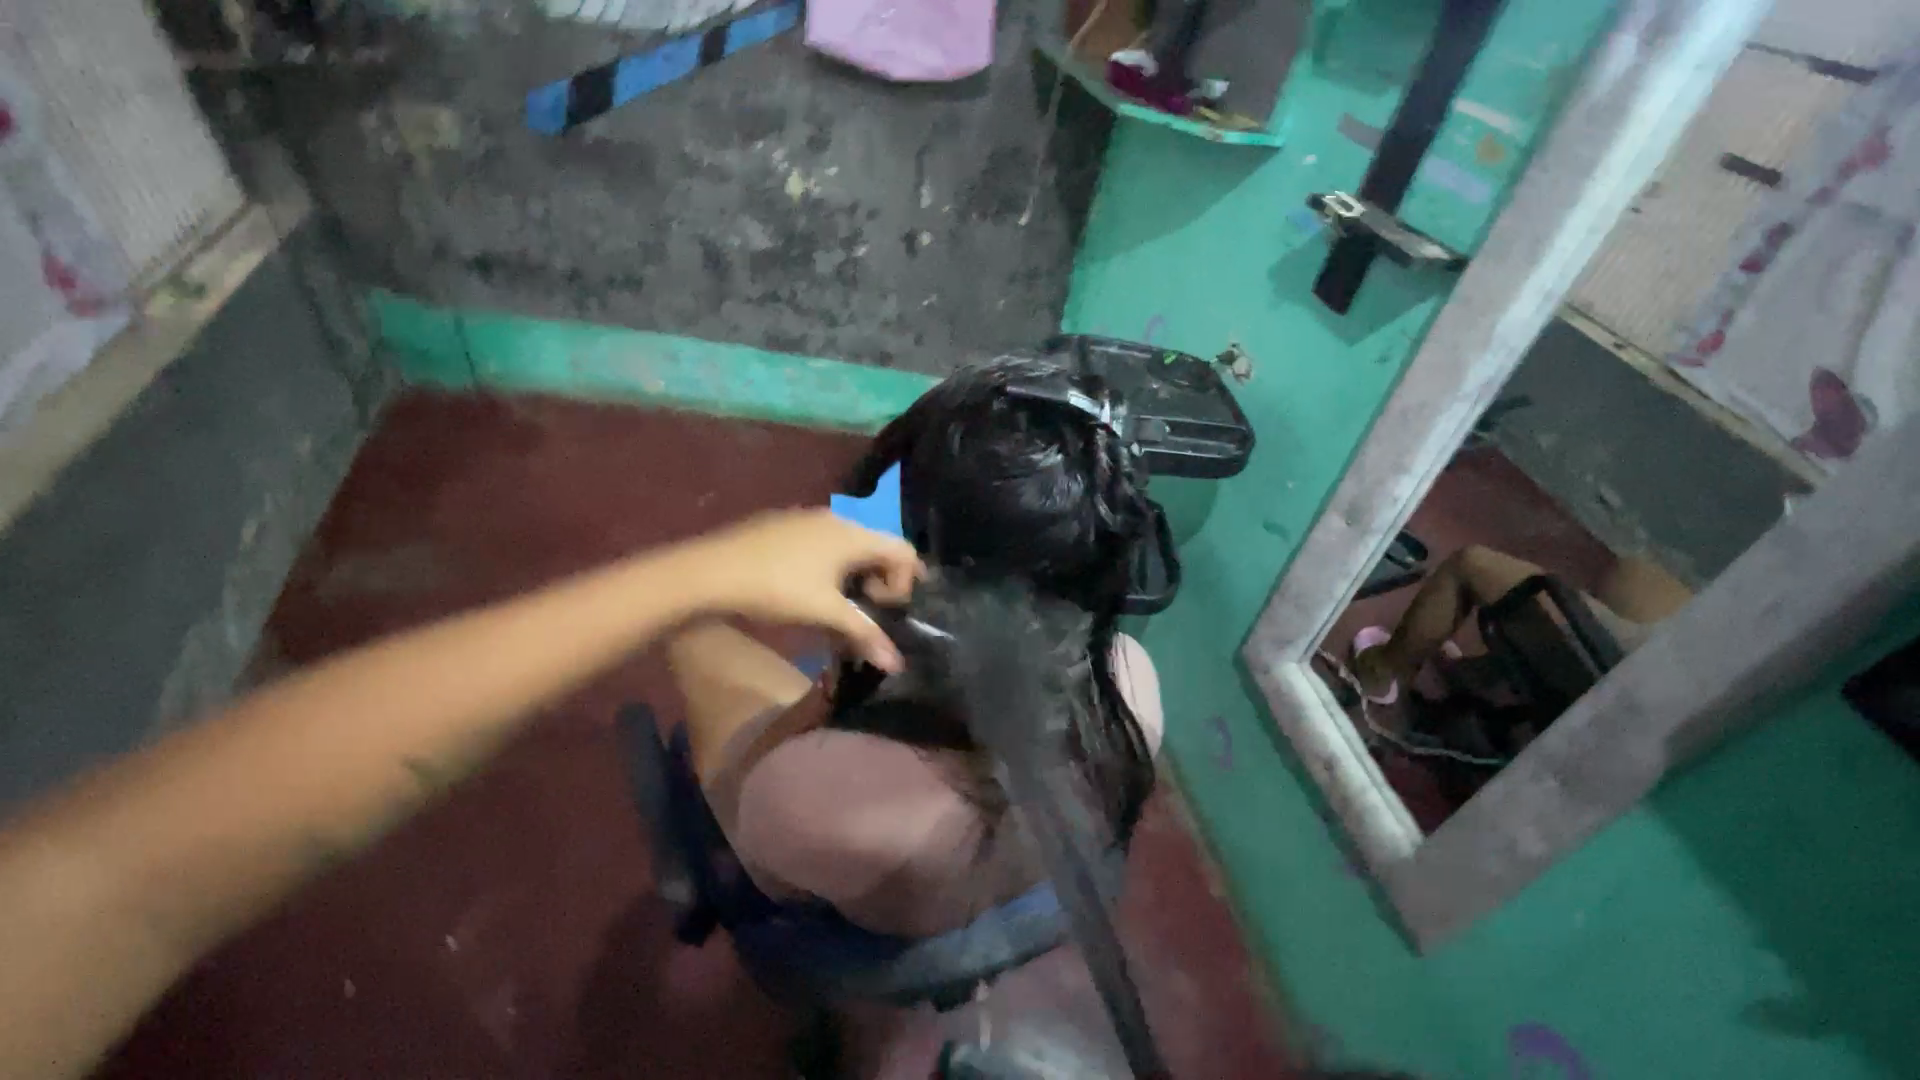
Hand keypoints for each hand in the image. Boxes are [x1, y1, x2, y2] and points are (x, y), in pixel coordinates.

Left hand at [672, 509, 923, 670]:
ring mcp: (806, 520)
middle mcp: (836, 519)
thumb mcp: (824, 613)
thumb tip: (897, 664)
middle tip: (864, 612)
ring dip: (852, 577)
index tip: (884, 609)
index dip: (905, 583)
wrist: (709, 572)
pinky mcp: (782, 527)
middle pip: (876, 547)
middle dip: (878, 582)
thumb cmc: (776, 588)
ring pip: (846, 547)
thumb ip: (864, 633)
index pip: (903, 550)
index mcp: (853, 534)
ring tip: (835, 608)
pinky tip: (803, 592)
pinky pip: (821, 545)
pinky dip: (827, 568)